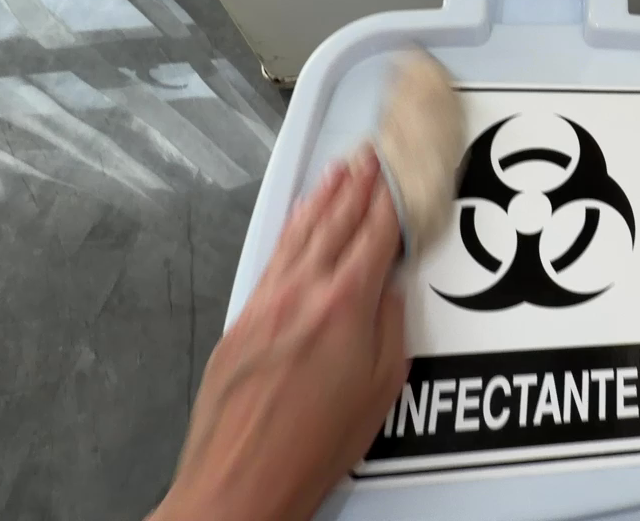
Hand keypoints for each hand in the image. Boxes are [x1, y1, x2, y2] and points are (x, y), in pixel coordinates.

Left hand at [153, 147, 405, 520]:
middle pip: (340, 221)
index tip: (402, 167)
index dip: (393, 194)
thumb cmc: (317, 444)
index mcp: (346, 304)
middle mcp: (304, 292)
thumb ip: (390, 323)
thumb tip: (389, 288)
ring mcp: (269, 302)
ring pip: (304, 232)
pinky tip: (301, 212)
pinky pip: (275, 255)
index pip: (378, 232)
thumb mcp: (383, 383)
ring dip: (327, 195)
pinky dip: (293, 226)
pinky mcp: (244, 319)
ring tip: (341, 167)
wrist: (238, 488)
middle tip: (373, 152)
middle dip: (361, 182)